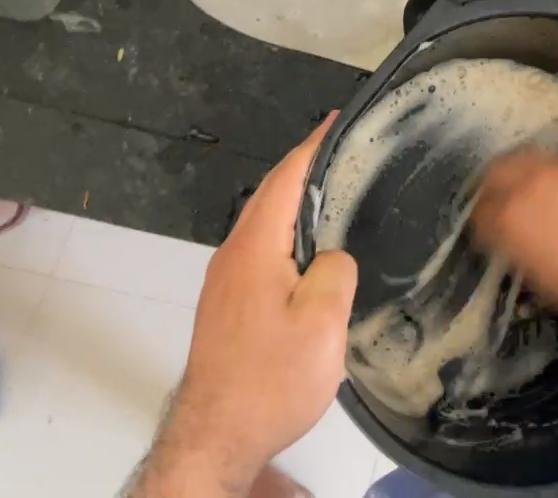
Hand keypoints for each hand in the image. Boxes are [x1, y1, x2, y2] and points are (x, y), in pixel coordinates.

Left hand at [141, 117, 357, 497]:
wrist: (213, 438)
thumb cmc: (270, 380)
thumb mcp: (321, 325)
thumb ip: (334, 271)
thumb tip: (331, 256)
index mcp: (256, 247)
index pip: (286, 178)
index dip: (313, 145)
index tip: (338, 119)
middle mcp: (234, 254)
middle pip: (270, 193)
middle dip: (305, 165)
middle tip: (344, 149)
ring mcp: (226, 279)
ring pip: (264, 220)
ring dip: (295, 197)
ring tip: (333, 188)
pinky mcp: (227, 302)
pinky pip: (261, 245)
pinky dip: (287, 227)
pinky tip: (310, 244)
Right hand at [471, 150, 557, 328]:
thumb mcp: (543, 283)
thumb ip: (520, 253)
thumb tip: (515, 244)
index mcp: (509, 219)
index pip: (479, 211)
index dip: (481, 220)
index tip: (488, 228)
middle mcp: (528, 184)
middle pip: (496, 170)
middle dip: (494, 183)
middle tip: (501, 195)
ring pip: (528, 157)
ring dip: (524, 171)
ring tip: (535, 187)